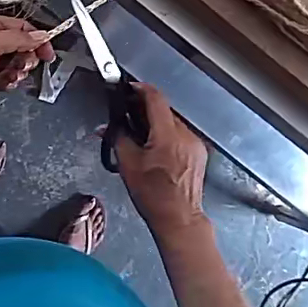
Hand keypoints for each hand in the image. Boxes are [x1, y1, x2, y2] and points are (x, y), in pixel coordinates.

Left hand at [0, 14, 53, 125]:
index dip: (35, 38)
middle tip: (23, 65)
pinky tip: (2, 84)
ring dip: (18, 71)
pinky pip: (9, 76)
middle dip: (26, 56)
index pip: (19, 26)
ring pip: (16, 62)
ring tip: (10, 77)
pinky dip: (10, 81)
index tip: (47, 51)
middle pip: (20, 44)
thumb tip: (40, 35)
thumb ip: (18, 38)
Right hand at [114, 83, 208, 236]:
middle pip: (164, 110)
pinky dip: (168, 136)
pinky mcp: (198, 153)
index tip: (132, 88)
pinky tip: (156, 148)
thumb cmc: (155, 197)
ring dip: (157, 124)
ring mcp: (195, 144)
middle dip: (145, 110)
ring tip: (142, 137)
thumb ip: (118, 139)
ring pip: (173, 122)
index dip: (141, 89)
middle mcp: (185, 136)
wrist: (179, 218)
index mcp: (168, 136)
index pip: (156, 99)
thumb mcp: (128, 165)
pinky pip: (181, 135)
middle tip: (129, 116)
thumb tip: (109, 127)